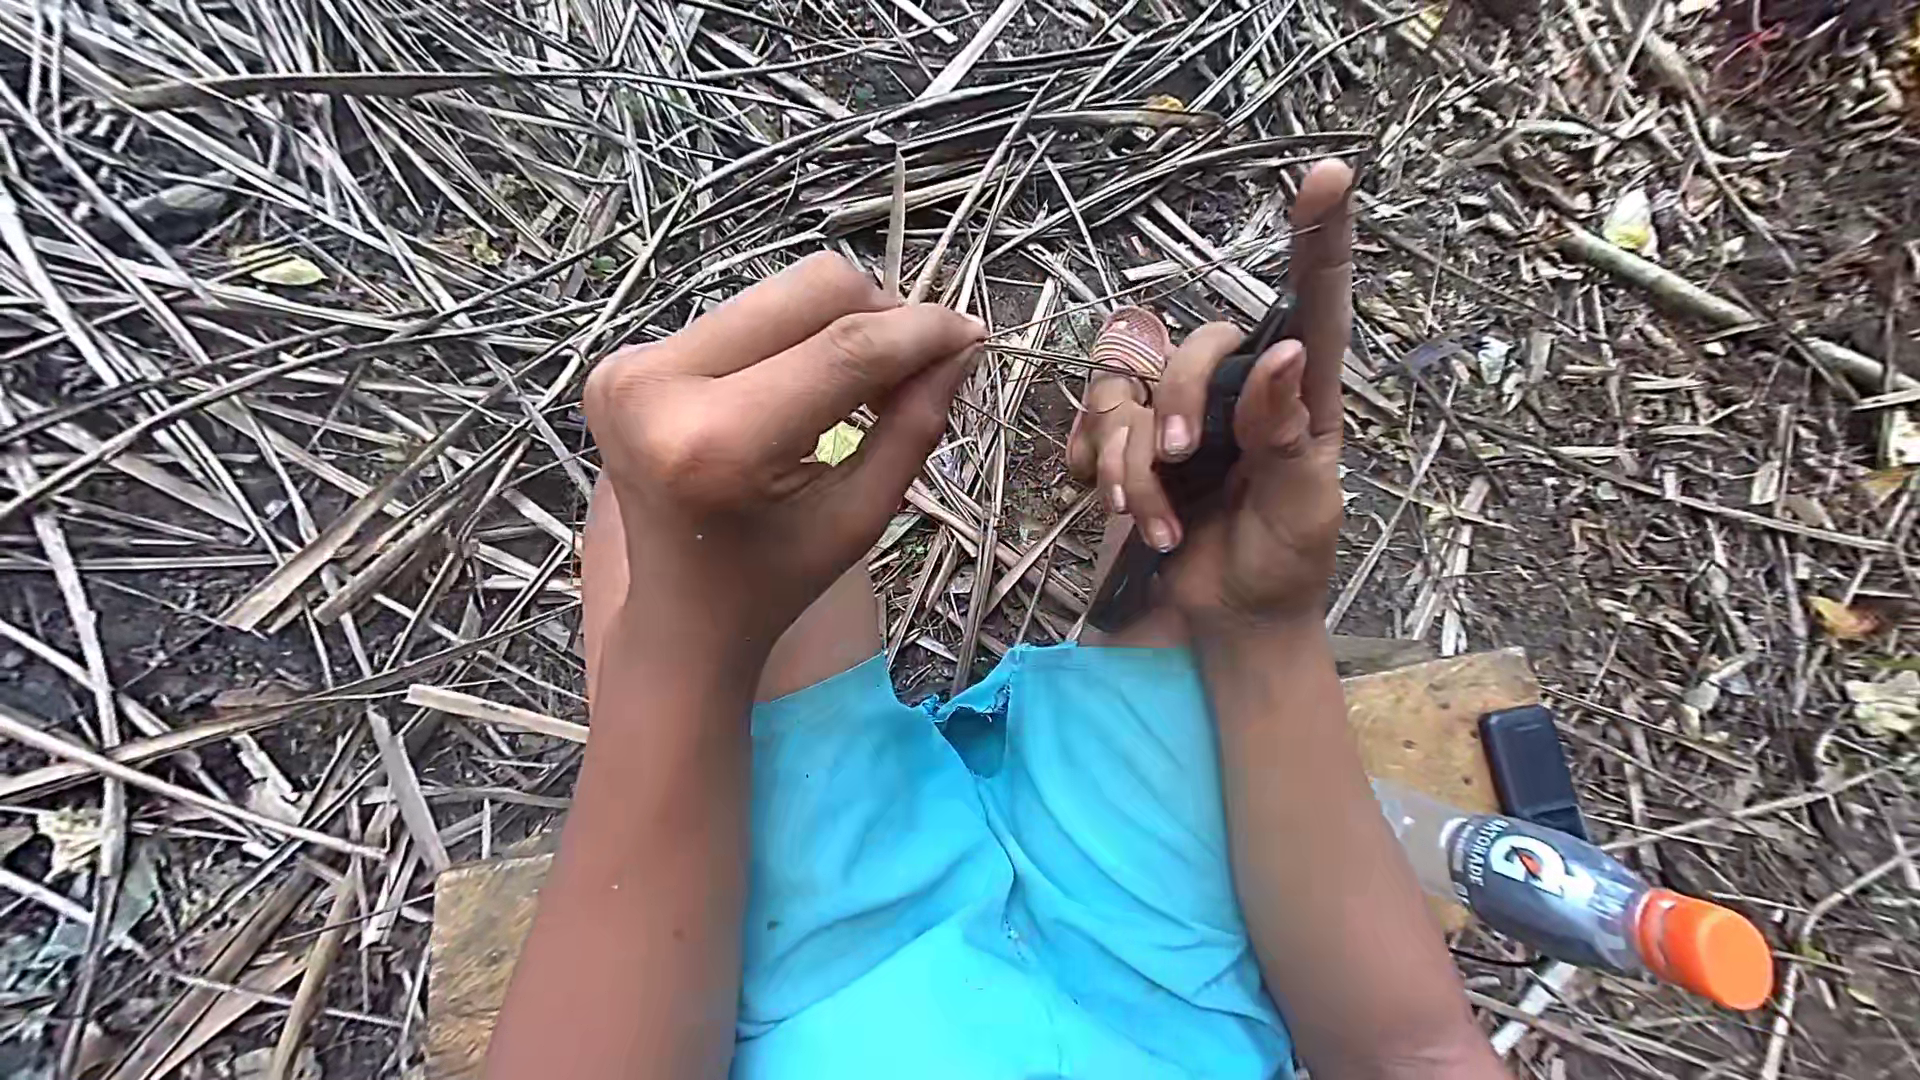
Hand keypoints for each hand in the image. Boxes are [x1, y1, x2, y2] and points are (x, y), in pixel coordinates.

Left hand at [583, 253, 983, 660]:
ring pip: (778, 293)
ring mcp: (630, 365)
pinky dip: (798, 339)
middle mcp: (656, 385)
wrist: (682, 615)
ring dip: (842, 326)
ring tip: (867, 386)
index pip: (843, 350)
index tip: (971, 333)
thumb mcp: (860, 517)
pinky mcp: (625, 359)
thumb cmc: (776, 583)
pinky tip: (814, 386)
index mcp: (718, 445)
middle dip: (882, 317)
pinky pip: (744, 316)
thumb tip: (961, 349)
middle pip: (807, 292)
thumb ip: (914, 426)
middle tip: (917, 365)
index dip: (919, 332)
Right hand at [1067, 160, 1352, 628]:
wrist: (1219, 620)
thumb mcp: (1301, 509)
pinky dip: (1093, 466)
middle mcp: (1226, 398)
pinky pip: (1088, 427)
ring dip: (1128, 466)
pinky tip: (1106, 500)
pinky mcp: (1123, 452)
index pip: (1310, 309)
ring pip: (1123, 398)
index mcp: (1292, 400)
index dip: (1318, 242)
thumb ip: (1289, 436)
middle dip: (1171, 404)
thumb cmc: (1280, 567)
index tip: (1326, 179)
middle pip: (1185, 347)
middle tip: (1176, 463)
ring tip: (1150, 524)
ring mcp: (1168, 423)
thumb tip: (1278, 355)